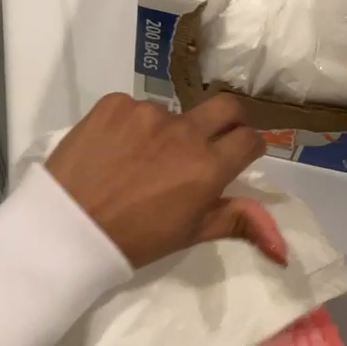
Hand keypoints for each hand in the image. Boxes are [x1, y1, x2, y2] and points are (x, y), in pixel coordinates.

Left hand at [45, 93, 286, 269]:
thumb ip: (235, 221)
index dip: (248, 146)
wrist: (64, 227)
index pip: (250, 139)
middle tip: (208, 140)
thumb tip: (283, 243)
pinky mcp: (115, 102)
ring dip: (165, 132)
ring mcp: (147, 111)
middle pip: (226, 105)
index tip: (238, 155)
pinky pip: (133, 107)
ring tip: (138, 161)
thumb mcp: (187, 235)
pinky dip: (130, 125)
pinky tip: (112, 149)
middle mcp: (184, 131)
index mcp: (207, 167)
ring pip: (172, 113)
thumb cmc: (132, 240)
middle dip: (227, 119)